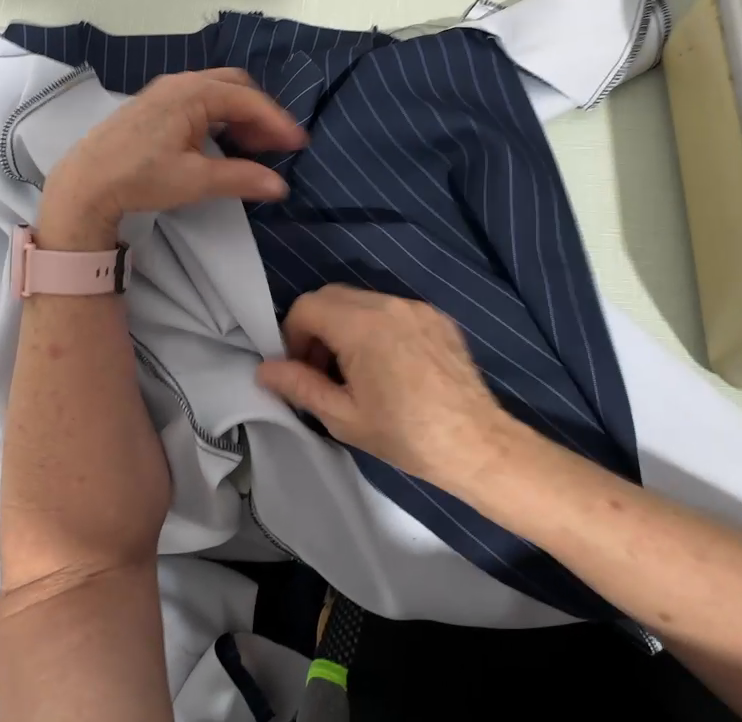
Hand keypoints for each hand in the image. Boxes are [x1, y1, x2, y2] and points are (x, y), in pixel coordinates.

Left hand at [40, 69, 306, 249]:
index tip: (299, 144)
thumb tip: (280, 186)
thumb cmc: (140, 177)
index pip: (248, 100)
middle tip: (276, 145)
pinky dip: (219, 116)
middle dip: (260, 114)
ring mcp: (164, 92)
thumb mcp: (195, 181)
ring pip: (215, 92)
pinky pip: (198, 100)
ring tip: (253, 147)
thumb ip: (241, 178)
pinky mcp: (153, 106)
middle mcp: (180, 83)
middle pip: (234, 87)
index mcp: (193, 93)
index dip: (278, 122)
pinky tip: (221, 141)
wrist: (85, 183)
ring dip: (239, 115)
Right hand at [256, 285, 521, 488]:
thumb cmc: (405, 434)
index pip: (306, 306)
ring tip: (353, 371)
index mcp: (361, 324)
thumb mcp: (342, 416)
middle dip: (316, 327)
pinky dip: (376, 327)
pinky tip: (387, 366)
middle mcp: (388, 304)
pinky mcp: (437, 318)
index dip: (292, 336)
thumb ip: (299, 386)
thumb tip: (264, 369)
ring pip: (362, 300)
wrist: (476, 444)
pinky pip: (392, 309)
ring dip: (345, 325)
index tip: (301, 370)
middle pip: (332, 296)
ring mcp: (417, 307)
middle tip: (321, 370)